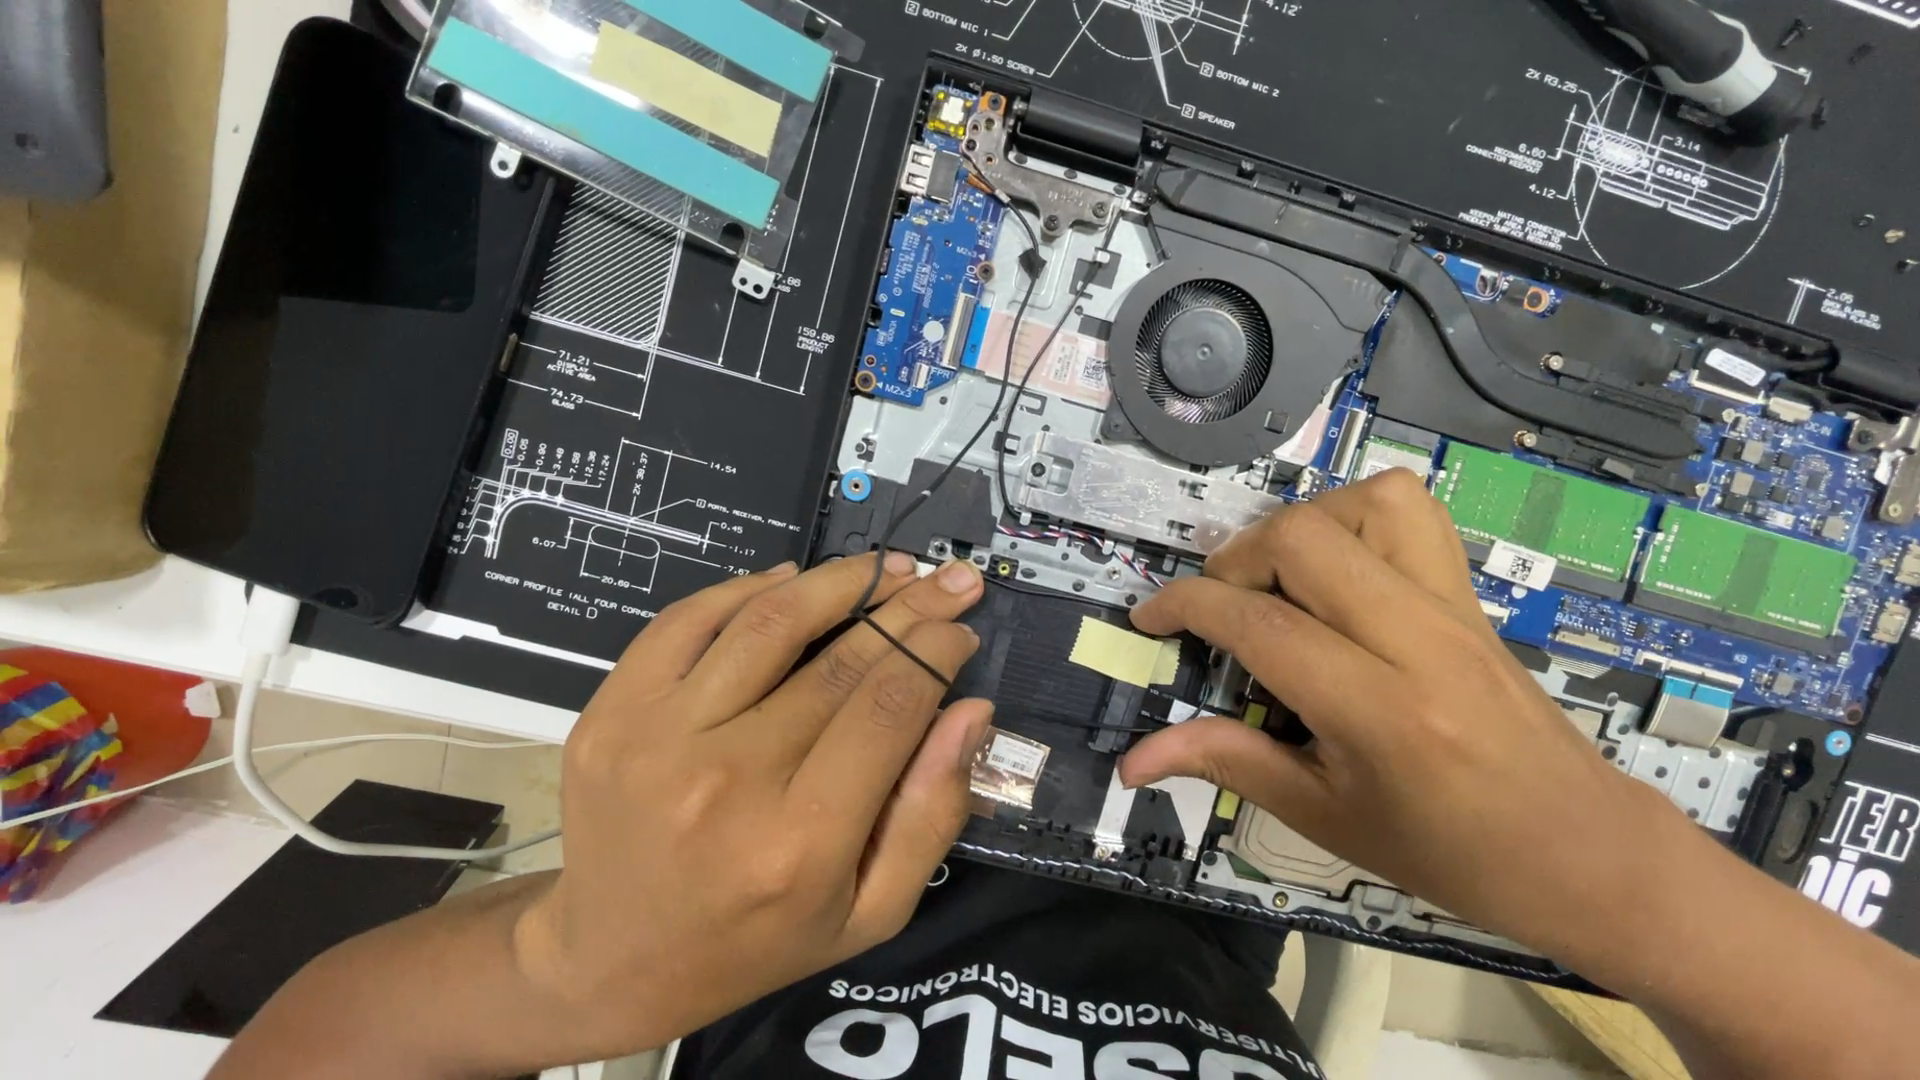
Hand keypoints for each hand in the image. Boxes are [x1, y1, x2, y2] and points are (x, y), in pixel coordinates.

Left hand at [515, 553, 991, 1054]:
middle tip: (948, 581)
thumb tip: (972, 711)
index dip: (937, 651)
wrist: (612, 958)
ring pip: (770, 621)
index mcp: (802, 840)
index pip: (890, 705)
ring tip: (885, 567)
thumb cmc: (755, 942)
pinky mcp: (613, 712)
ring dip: (840, 580)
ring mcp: (658, 738)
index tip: (962, 631)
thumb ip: (932, 813)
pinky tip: (794, 578)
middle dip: (910, 608)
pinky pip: (689, 619)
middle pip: (841, 659)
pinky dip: (747, 587)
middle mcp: (729, 779)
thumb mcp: (870, 912)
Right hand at [1119, 470, 1704, 958]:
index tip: (1148, 616)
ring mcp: (1454, 606)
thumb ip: (1227, 763)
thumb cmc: (1447, 852)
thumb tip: (1133, 759)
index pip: (1259, 622)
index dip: (1185, 606)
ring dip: (1299, 527)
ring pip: (1365, 503)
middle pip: (1302, 539)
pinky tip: (1336, 567)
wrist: (1584, 852)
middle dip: (1235, 560)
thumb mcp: (1323, 817)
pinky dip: (1355, 516)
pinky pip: (1413, 512)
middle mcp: (1419, 639)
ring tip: (1280, 581)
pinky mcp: (1471, 595)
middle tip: (1221, 606)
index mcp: (1378, 710)